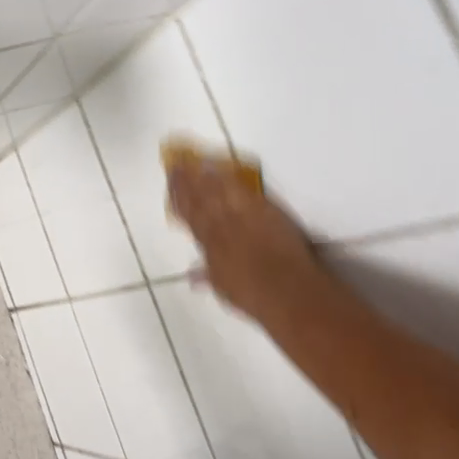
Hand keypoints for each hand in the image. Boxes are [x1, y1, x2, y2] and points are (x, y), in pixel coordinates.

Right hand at [165, 149, 330, 319]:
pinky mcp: (264, 210)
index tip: (171, 185)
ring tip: (196, 162)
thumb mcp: (225, 289)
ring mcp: (241, 217)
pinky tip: (223, 169)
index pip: (189, 217)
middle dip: (187, 183)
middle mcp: (220, 227)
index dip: (178, 200)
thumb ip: (208, 276)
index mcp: (209, 245)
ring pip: (218, 192)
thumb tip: (193, 276)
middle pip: (199, 200)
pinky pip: (242, 190)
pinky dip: (229, 178)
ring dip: (204, 176)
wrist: (287, 292)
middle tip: (177, 166)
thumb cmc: (255, 297)